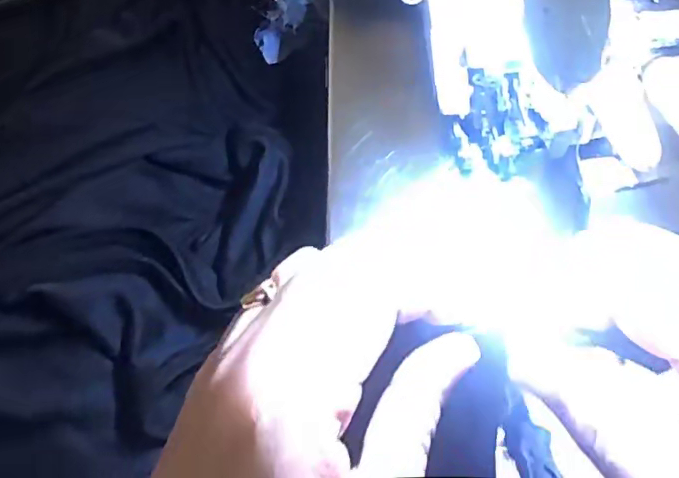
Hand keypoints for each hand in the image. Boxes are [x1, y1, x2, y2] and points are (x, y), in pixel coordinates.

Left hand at [153, 238, 480, 477]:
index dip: (430, 290)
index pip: (376, 290)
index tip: (468, 317)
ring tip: (406, 306)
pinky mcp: (209, 376)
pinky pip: (273, 294)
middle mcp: (250, 355)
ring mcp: (222, 361)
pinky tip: (347, 313)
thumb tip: (461, 345)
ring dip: (363, 275)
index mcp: (290, 389)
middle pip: (342, 267)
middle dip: (401, 273)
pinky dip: (319, 286)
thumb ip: (414, 410)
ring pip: (306, 270)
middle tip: (444, 308)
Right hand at [508, 221, 678, 477]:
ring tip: (560, 329)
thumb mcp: (670, 474)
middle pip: (639, 252)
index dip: (556, 289)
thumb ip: (593, 403)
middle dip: (577, 275)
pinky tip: (609, 339)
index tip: (508, 313)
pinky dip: (635, 305)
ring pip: (656, 264)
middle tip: (530, 318)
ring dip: (603, 287)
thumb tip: (524, 345)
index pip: (620, 276)